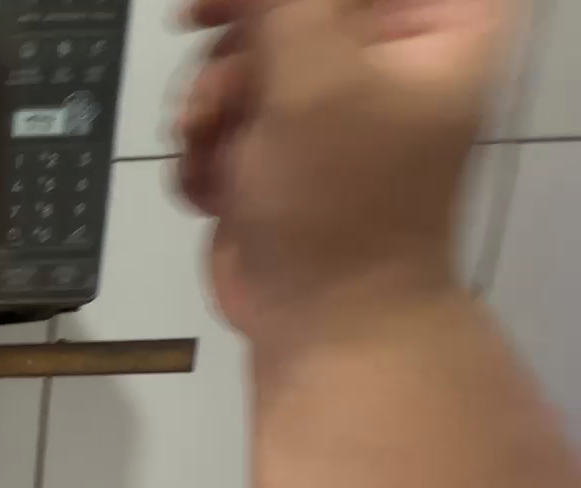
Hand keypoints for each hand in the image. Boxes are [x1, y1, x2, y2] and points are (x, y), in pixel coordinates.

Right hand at [175, 0, 513, 342]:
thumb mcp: (315, 88)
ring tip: (215, 162)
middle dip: (227, 68)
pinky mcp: (267, 156)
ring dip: (203, 121)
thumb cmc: (337, 203)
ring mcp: (314, 111)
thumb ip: (282, 9)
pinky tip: (217, 193)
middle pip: (272, 18)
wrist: (316, 312)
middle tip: (212, 108)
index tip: (205, 12)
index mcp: (430, 21)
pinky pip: (212, 130)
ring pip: (229, 76)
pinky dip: (200, 162)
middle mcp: (373, 58)